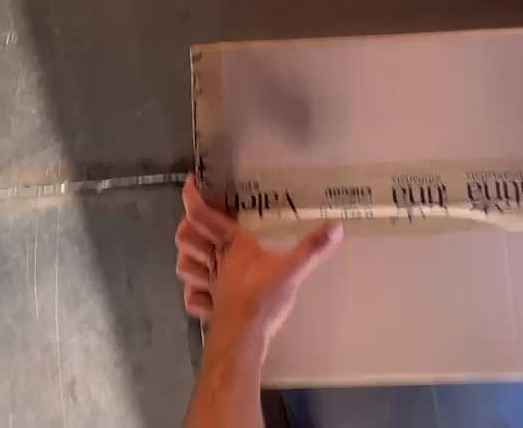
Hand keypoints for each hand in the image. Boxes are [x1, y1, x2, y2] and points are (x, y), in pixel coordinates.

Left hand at [175, 174, 343, 348]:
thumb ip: (313, 248)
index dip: (192, 197)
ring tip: (195, 253)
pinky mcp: (209, 310)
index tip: (190, 182)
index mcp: (231, 244)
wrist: (243, 340)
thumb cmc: (262, 297)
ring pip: (185, 267)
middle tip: (195, 221)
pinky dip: (193, 293)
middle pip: (186, 239)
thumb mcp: (293, 270)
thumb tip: (337, 225)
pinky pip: (193, 299)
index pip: (202, 215)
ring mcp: (208, 287)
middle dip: (187, 228)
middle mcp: (215, 261)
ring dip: (187, 258)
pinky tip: (199, 292)